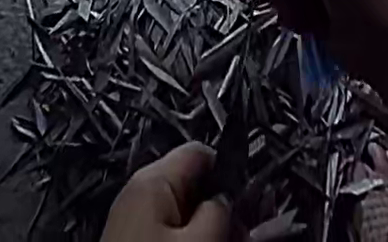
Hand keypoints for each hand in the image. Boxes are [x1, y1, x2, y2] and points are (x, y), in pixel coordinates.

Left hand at [100, 143, 233, 241]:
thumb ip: (219, 212)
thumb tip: (227, 199)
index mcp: (152, 181)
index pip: (200, 154)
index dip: (230, 172)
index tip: (252, 202)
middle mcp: (140, 197)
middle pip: (193, 188)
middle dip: (221, 211)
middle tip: (244, 236)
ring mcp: (135, 228)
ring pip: (184, 219)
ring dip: (208, 233)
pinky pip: (170, 239)